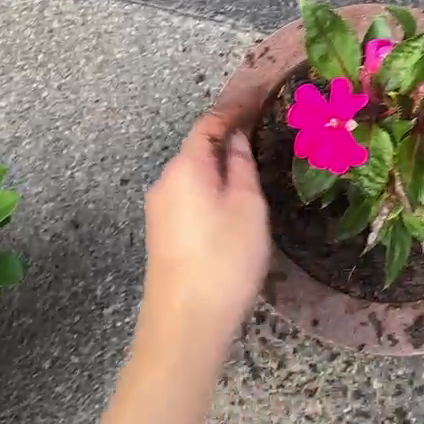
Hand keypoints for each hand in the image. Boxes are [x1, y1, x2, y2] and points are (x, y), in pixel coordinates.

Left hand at [137, 114, 270, 364]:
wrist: (184, 326)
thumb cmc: (224, 260)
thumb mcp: (247, 206)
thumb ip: (241, 166)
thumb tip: (236, 139)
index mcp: (185, 167)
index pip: (209, 123)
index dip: (234, 108)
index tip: (260, 97)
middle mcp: (165, 182)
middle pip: (198, 148)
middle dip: (228, 137)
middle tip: (263, 132)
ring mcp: (160, 210)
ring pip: (194, 174)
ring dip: (220, 166)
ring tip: (254, 167)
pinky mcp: (163, 234)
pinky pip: (190, 196)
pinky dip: (211, 188)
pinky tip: (232, 202)